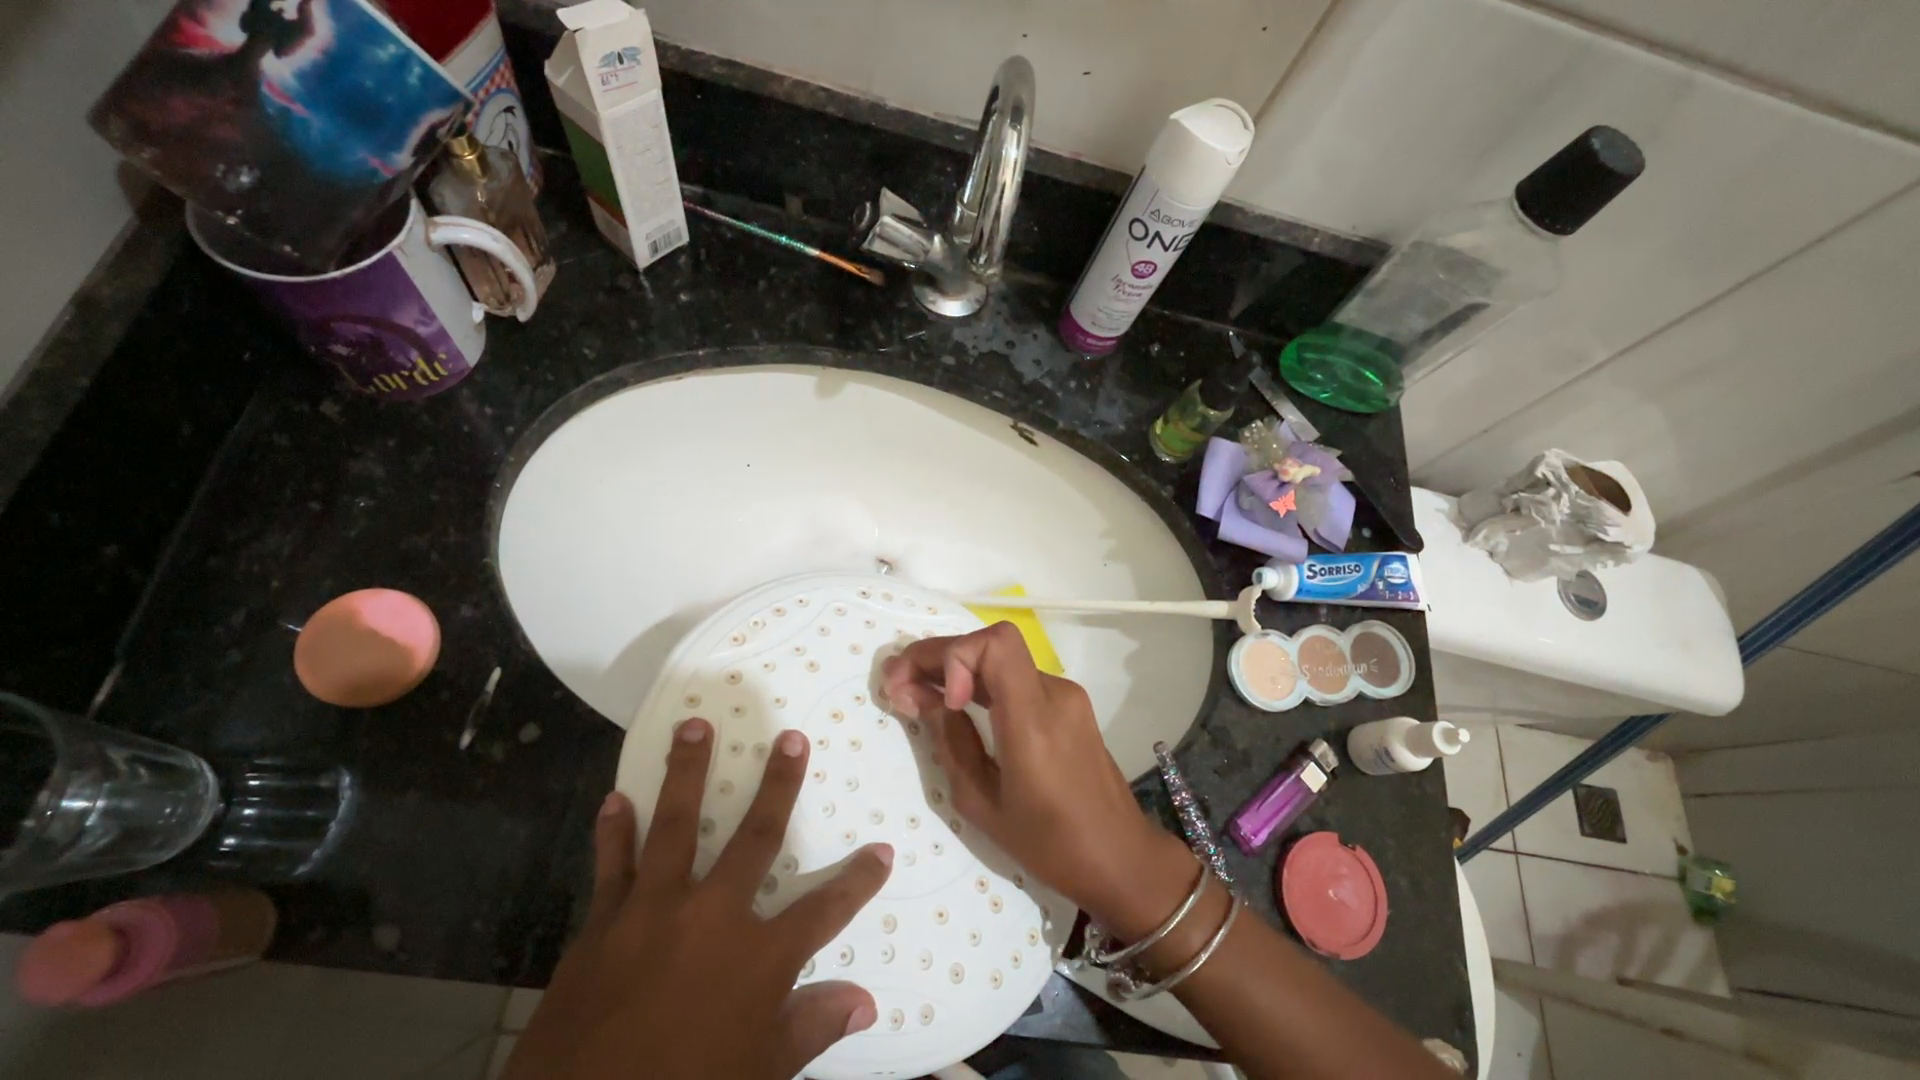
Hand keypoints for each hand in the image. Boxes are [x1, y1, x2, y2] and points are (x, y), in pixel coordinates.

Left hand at [504, 719, 893, 1079]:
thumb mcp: (760, 1071)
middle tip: (791, 740)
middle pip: (754, 839)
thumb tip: (865, 1001)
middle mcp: (713, 918)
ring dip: (687, 773)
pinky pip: (612, 866)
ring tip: (697, 725)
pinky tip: (616, 799)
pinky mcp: (604, 923)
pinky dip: (614, 832)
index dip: (858, 881)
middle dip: (778, 786)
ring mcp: (654, 912)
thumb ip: (811, 1028)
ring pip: (677, 826)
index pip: (825, 911)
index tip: (882, 851)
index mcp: (759, 959)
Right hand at [880, 622, 1177, 926]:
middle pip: (991, 644)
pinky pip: (1016, 679)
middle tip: (894, 683)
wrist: (1121, 857)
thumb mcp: (982, 803)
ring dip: (956, 668)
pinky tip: (954, 705)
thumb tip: (918, 697)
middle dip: (938, 657)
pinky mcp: (1069, 705)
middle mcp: (1054, 695)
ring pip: (1001, 659)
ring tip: (915, 694)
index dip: (953, 655)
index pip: (995, 644)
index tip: (937, 698)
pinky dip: (980, 683)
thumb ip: (949, 742)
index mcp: (1034, 722)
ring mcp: (1066, 696)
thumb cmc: (1050, 845)